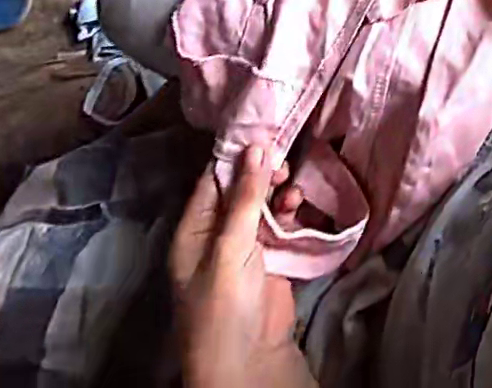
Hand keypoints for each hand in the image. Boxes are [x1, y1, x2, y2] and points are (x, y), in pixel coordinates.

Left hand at [170, 144, 311, 387]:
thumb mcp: (230, 248)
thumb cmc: (224, 305)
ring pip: (264, 200)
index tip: (266, 130)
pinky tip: (298, 203)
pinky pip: (280, 219)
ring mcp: (245, 242)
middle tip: (284, 162)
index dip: (238, 154)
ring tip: (291, 186)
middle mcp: (217, 232)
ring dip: (278, 188)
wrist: (250, 361)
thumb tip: (257, 145)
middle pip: (241, 186)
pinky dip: (290, 207)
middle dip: (263, 170)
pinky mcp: (271, 252)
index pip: (213, 180)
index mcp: (194, 230)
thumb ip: (245, 197)